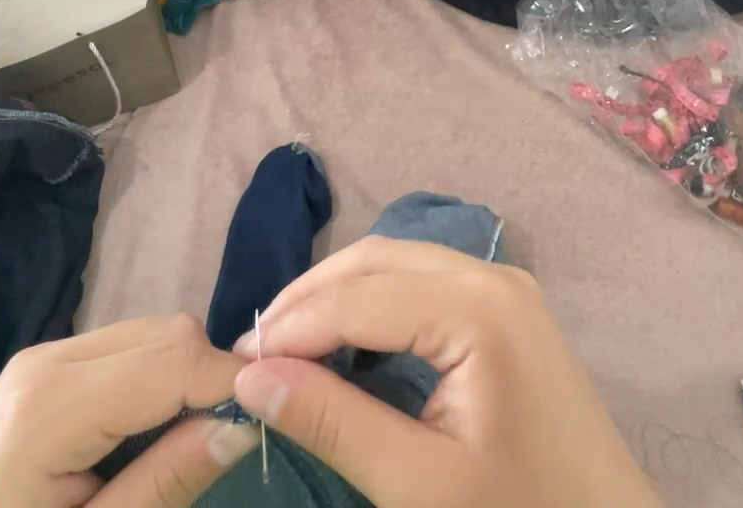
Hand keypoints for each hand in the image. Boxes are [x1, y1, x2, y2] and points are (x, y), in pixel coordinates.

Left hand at [0, 314, 259, 507]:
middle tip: (225, 439)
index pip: (173, 357)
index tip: (268, 419)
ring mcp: (40, 359)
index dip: (231, 380)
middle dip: (209, 375)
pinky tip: (147, 429)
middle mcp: (46, 359)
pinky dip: (156, 376)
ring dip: (185, 375)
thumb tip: (246, 424)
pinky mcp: (41, 369)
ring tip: (187, 439)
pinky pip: (125, 349)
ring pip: (152, 333)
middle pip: (166, 333)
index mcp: (50, 405)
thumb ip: (167, 480)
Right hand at [230, 237, 659, 507]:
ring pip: (400, 262)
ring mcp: (505, 286)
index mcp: (478, 308)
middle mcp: (492, 275)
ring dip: (341, 293)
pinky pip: (426, 281)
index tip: (235, 363)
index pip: (361, 296)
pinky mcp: (508, 307)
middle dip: (313, 296)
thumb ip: (332, 421)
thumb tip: (249, 375)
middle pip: (379, 259)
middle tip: (257, 348)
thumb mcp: (418, 484)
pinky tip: (348, 338)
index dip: (293, 325)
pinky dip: (376, 300)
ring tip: (290, 341)